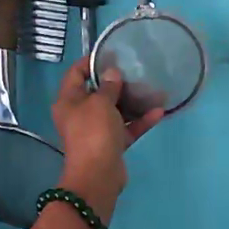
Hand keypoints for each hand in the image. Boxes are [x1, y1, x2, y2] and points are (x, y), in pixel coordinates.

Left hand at [51, 58, 164, 219]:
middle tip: (136, 70)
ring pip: (115, 111)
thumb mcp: (100, 103)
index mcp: (69, 101)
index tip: (112, 53)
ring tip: (152, 89)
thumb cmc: (93, 133)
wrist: (98, 175)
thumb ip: (109, 86)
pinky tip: (159, 112)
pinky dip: (140, 121)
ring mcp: (96, 130)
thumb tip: (112, 73)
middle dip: (117, 82)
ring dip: (133, 102)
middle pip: (98, 92)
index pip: (76, 73)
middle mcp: (80, 114)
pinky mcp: (112, 144)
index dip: (91, 62)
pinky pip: (127, 128)